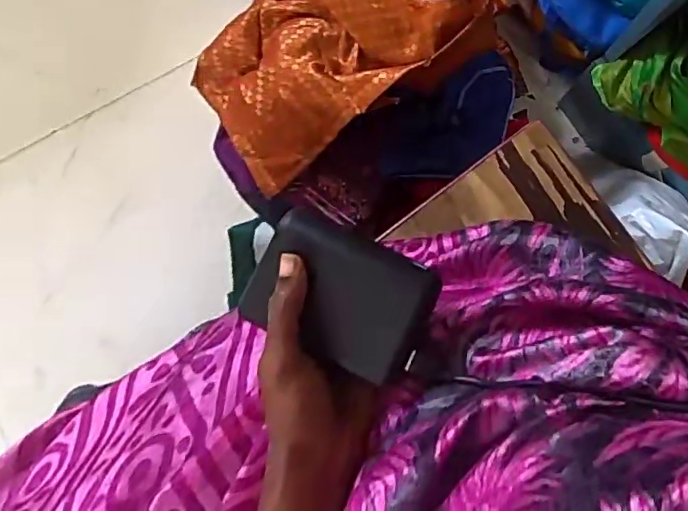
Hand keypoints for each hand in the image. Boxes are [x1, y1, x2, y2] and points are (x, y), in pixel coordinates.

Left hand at [258, 254, 375, 510]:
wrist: (328, 457)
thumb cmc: (293, 409)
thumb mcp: (282, 357)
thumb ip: (287, 311)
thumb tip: (291, 258)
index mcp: (292, 331)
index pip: (300, 288)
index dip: (309, 263)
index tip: (327, 231)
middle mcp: (320, 333)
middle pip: (334, 294)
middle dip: (347, 271)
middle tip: (368, 240)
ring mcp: (349, 344)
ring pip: (361, 307)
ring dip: (372, 290)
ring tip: (392, 257)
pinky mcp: (375, 356)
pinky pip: (385, 328)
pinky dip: (393, 312)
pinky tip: (405, 289)